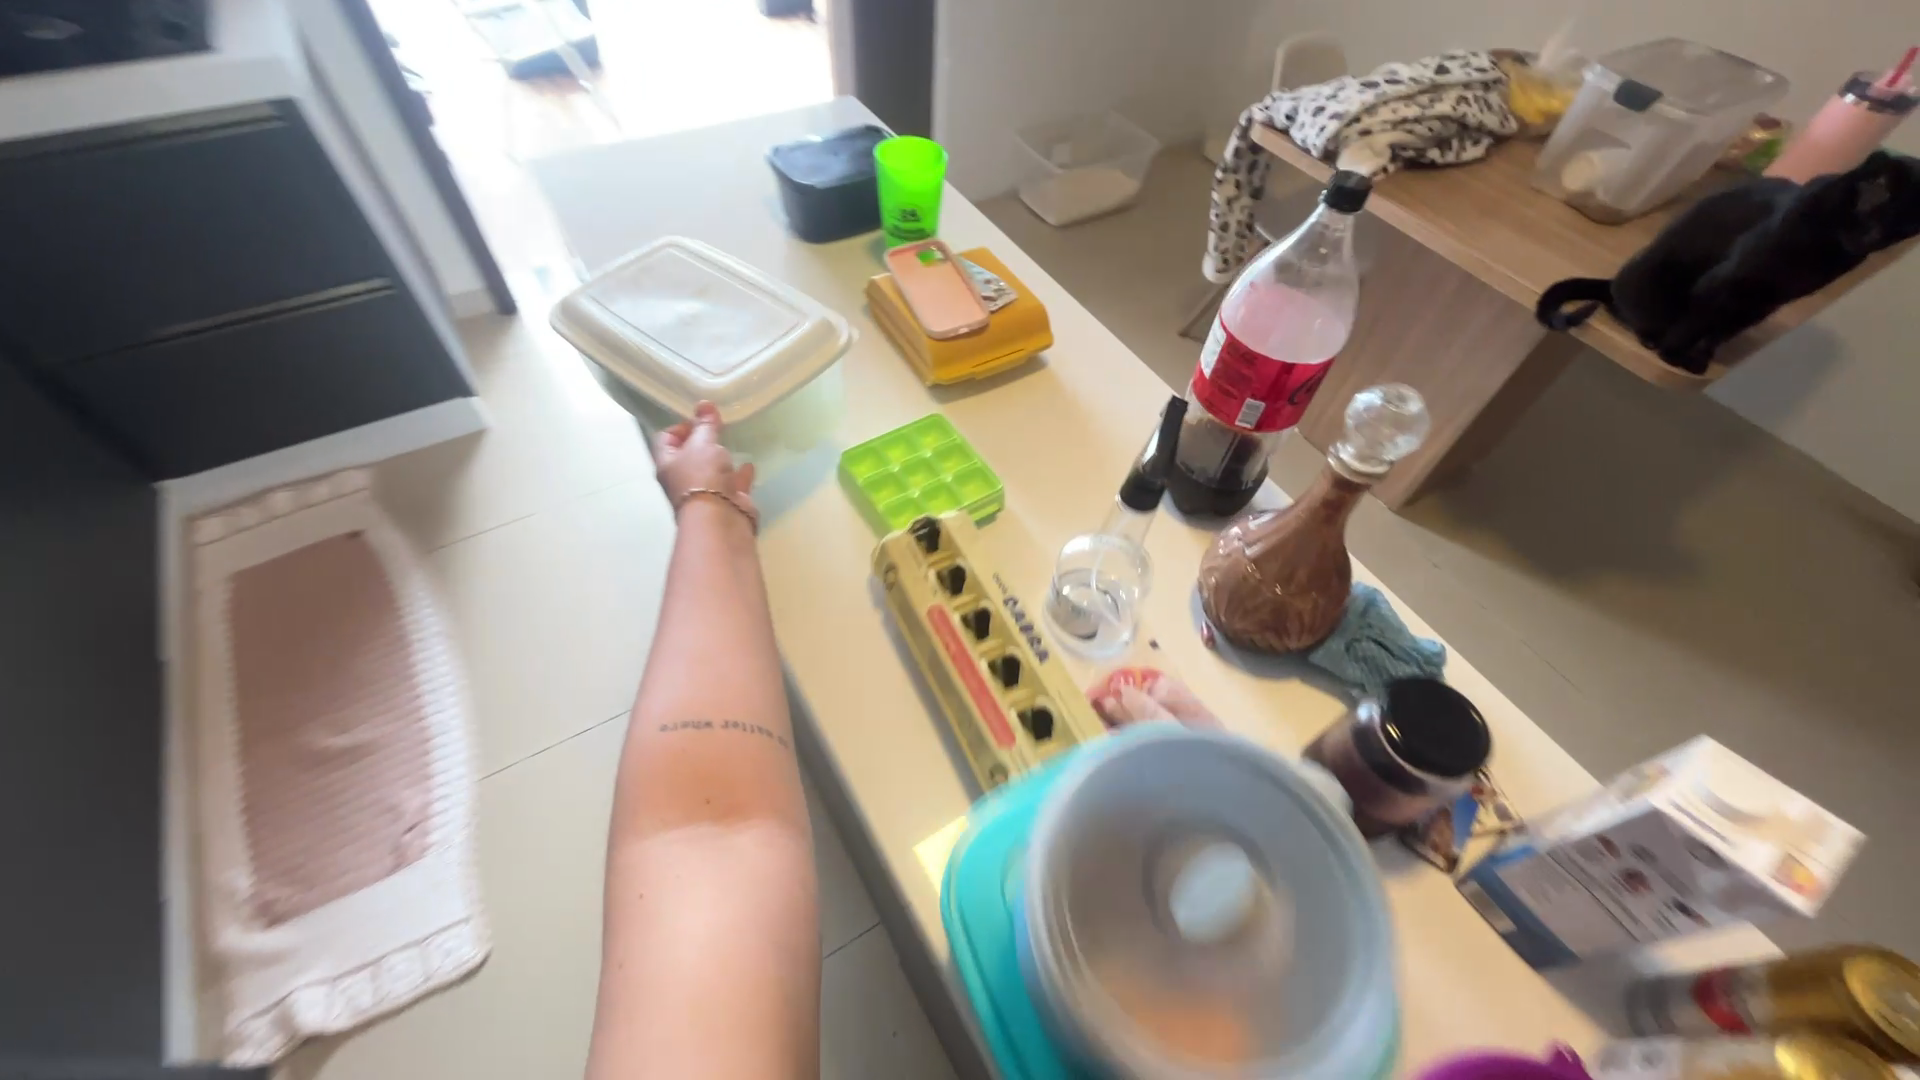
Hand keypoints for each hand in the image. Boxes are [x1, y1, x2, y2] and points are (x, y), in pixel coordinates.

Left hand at [650, 401, 756, 515]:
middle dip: (701, 444)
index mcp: (668, 464)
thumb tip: (704, 404)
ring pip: (711, 472)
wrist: (720, 518)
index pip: (666, 439)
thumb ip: (705, 424)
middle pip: (689, 457)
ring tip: (731, 445)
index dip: (680, 427)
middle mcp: (683, 480)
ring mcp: (705, 493)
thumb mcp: (703, 443)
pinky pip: (733, 484)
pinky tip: (748, 465)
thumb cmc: (703, 476)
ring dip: (719, 460)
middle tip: (717, 430)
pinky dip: (739, 475)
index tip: (700, 419)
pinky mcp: (727, 503)